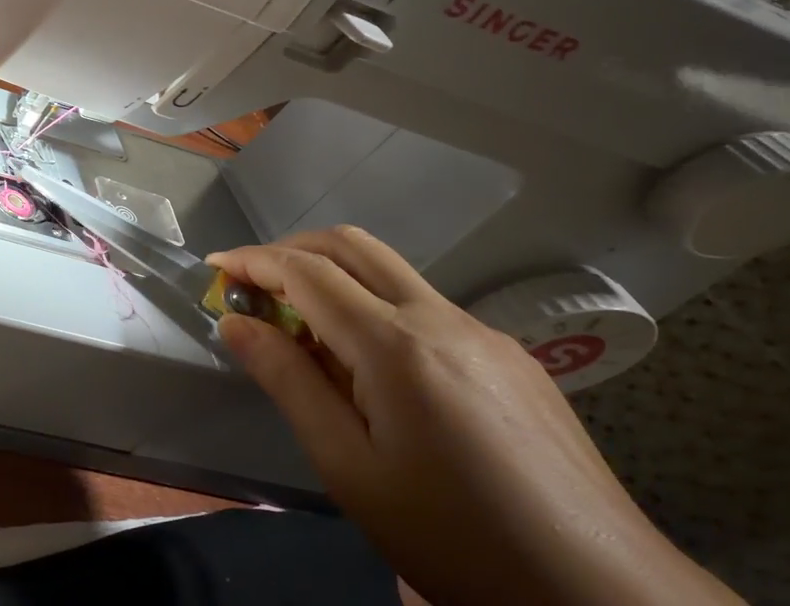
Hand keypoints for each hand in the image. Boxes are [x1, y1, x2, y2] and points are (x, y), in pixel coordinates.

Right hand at [209, 228, 741, 605]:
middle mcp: (445, 321)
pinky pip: (427, 310)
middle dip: (291, 250)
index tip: (213, 269)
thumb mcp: (348, 467)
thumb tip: (236, 322)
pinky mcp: (514, 361)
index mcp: (398, 346)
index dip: (252, 261)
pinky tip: (371, 370)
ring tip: (303, 335)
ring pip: (392, 274)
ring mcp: (487, 336)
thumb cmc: (452, 535)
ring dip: (334, 279)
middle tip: (251, 285)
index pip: (307, 272)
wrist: (604, 595)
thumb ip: (288, 382)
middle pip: (353, 247)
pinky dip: (376, 310)